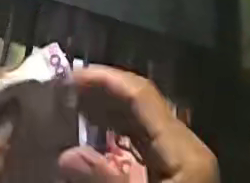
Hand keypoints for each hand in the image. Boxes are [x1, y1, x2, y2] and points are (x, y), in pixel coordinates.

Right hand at [59, 65, 217, 182]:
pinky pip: (144, 144)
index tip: (69, 76)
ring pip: (142, 122)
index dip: (105, 79)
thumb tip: (66, 156)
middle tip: (64, 89)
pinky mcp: (175, 178)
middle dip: (103, 93)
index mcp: (184, 149)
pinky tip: (93, 139)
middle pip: (141, 104)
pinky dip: (117, 136)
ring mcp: (182, 163)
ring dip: (107, 112)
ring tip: (72, 106)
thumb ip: (104, 181)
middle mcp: (186, 147)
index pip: (141, 95)